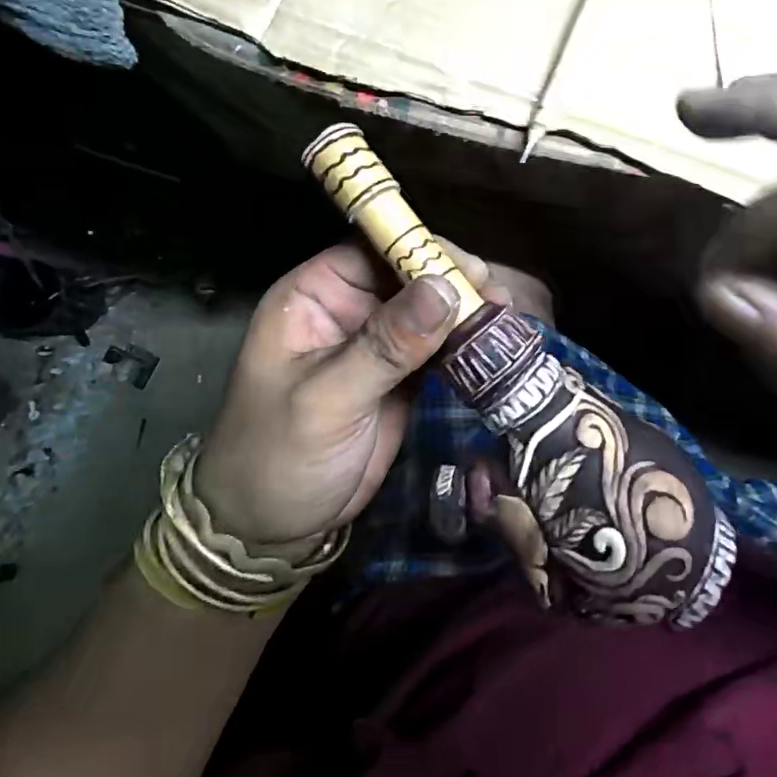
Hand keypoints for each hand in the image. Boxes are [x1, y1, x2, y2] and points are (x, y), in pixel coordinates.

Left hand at [195, 242, 498, 550]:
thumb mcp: (327, 400)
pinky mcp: (396, 383)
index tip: (469, 270)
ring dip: (464, 319)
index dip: (418, 252)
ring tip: (507, 322)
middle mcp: (344, 313)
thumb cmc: (277, 455)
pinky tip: (493, 353)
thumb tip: (442, 289)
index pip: (370, 252)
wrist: (269, 525)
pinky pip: (434, 355)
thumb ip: (384, 347)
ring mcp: (373, 349)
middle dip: (452, 285)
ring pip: (426, 317)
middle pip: (406, 280)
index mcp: (311, 300)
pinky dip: (462, 353)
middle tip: (499, 299)